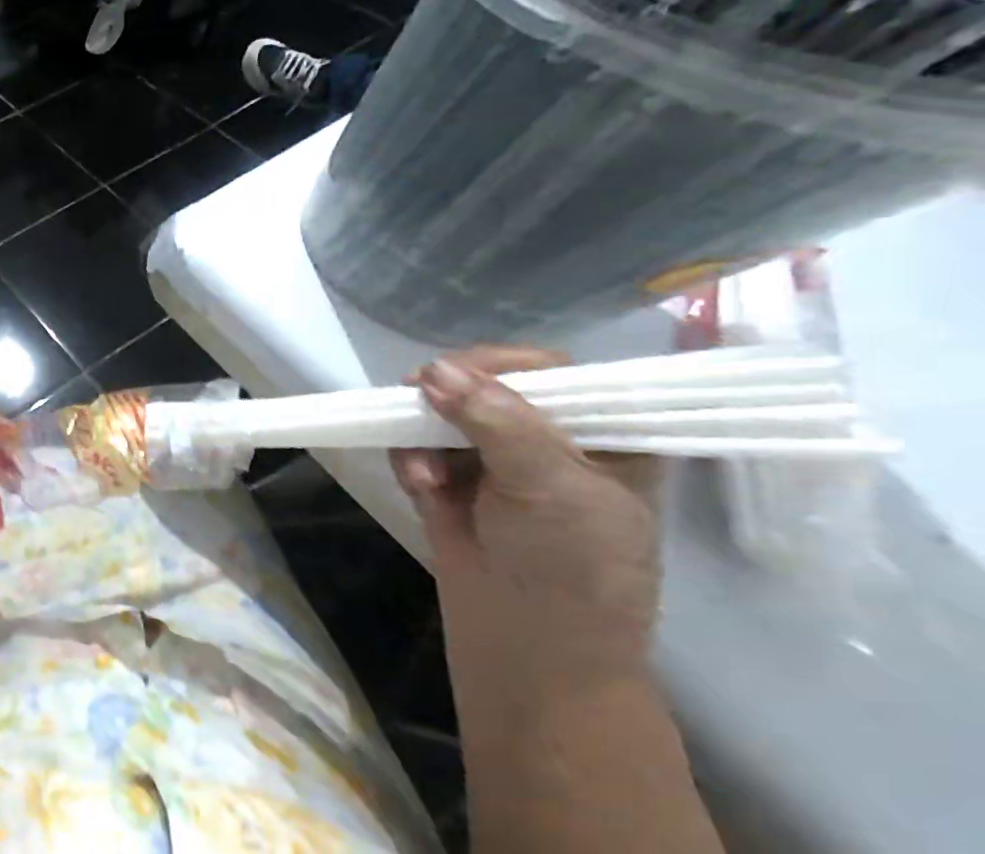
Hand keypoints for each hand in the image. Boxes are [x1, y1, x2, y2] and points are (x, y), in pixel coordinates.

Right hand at [391, 347, 661, 682]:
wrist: (528, 648)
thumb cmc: (570, 566)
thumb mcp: (551, 486)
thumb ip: (496, 421)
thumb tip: (432, 369)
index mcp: (602, 432)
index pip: (551, 371)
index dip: (498, 365)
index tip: (452, 375)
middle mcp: (547, 437)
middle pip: (484, 384)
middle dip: (447, 400)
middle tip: (416, 403)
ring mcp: (494, 458)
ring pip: (441, 412)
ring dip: (422, 434)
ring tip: (426, 476)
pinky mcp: (450, 477)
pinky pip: (416, 444)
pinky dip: (410, 458)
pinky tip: (420, 486)